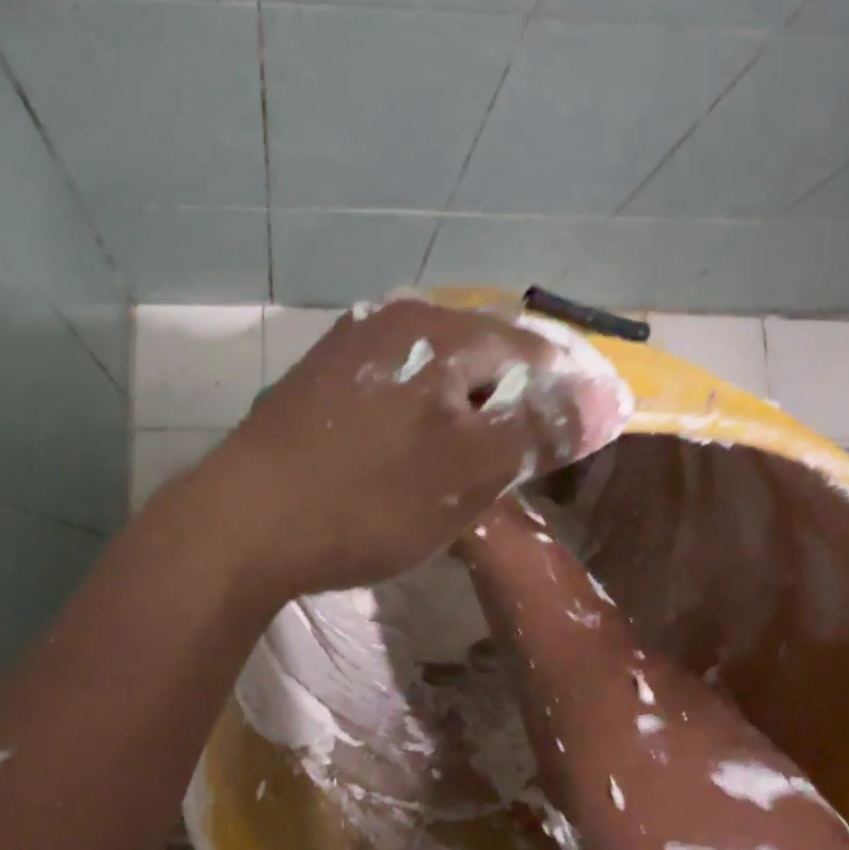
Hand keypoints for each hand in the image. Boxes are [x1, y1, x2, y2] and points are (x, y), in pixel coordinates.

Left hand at [199, 293, 630, 597]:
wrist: (239, 527)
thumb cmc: (366, 498)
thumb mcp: (469, 468)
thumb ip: (542, 426)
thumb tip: (609, 395)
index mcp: (435, 329)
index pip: (532, 347)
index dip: (569, 391)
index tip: (587, 437)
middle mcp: (390, 322)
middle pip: (483, 357)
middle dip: (515, 404)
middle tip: (531, 462)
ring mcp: (347, 352)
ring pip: (436, 378)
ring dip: (467, 416)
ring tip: (478, 467)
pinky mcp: (318, 388)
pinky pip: (395, 395)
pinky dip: (422, 423)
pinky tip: (415, 461)